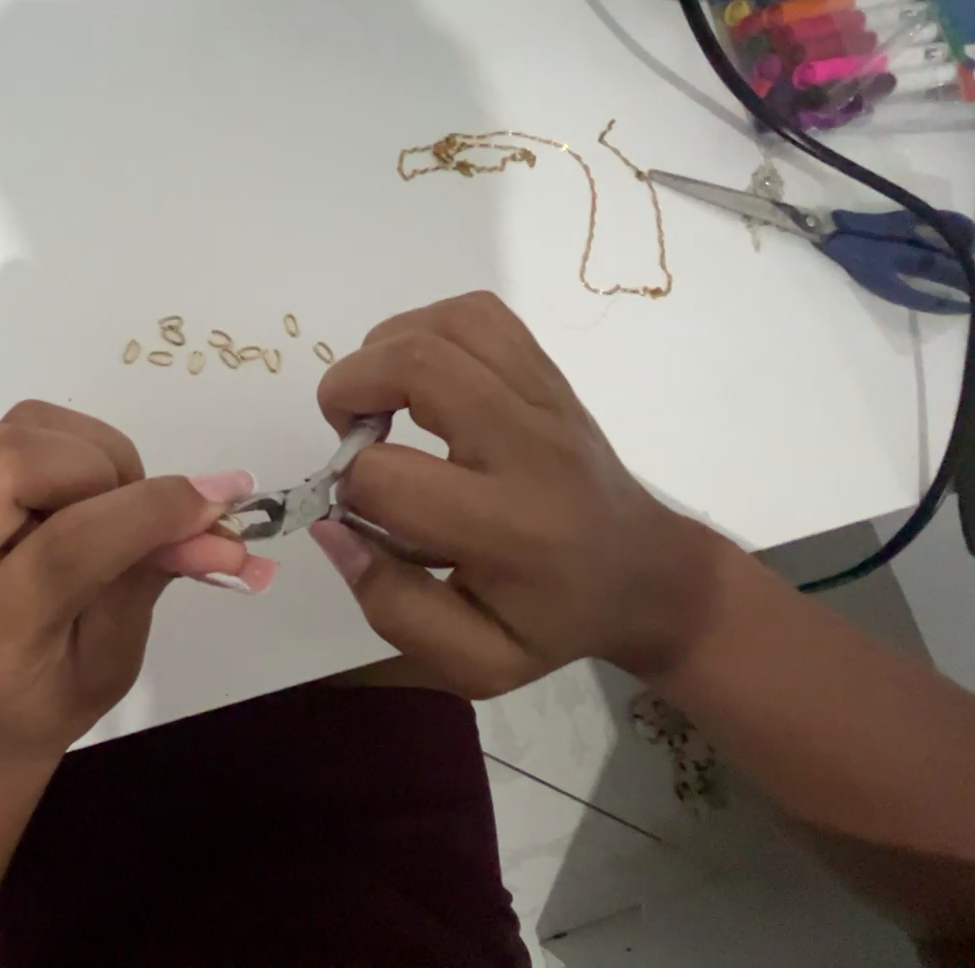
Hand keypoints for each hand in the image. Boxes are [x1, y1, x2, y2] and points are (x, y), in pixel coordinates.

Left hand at [0, 401, 272, 759]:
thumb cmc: (58, 694)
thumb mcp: (118, 657)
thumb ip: (159, 575)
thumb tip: (223, 522)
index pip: (63, 549)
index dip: (147, 514)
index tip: (216, 504)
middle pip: (10, 461)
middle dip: (99, 468)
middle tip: (140, 510)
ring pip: (17, 430)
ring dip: (93, 451)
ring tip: (118, 504)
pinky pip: (22, 428)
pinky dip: (77, 443)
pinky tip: (91, 492)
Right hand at [309, 293, 727, 695]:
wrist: (643, 573)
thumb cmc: (551, 620)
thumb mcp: (474, 660)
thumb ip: (392, 606)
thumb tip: (332, 527)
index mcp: (511, 528)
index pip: (391, 476)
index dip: (347, 487)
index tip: (356, 509)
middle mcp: (529, 446)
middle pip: (417, 365)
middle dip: (348, 389)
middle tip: (349, 431)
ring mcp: (544, 398)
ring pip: (445, 326)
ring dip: (381, 353)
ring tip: (378, 402)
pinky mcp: (548, 373)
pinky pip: (476, 314)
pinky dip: (422, 329)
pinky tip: (415, 376)